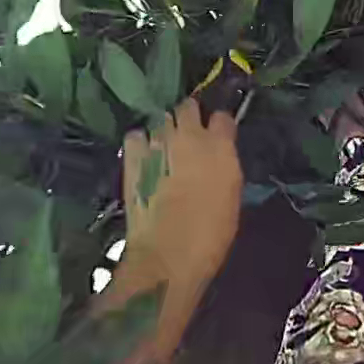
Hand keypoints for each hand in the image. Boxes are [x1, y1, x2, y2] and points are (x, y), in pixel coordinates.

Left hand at [119, 98, 241, 292]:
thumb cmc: (211, 232)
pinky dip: (140, 142)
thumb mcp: (231, 193)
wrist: (168, 257)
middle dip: (189, 116)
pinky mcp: (132, 157)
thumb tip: (218, 154)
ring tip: (165, 147)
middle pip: (188, 106)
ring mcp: (158, 143)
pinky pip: (135, 135)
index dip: (220, 124)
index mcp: (220, 145)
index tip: (218, 134)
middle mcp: (190, 136)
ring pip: (161, 119)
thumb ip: (225, 163)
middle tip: (189, 134)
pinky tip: (143, 156)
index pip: (223, 116)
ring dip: (165, 130)